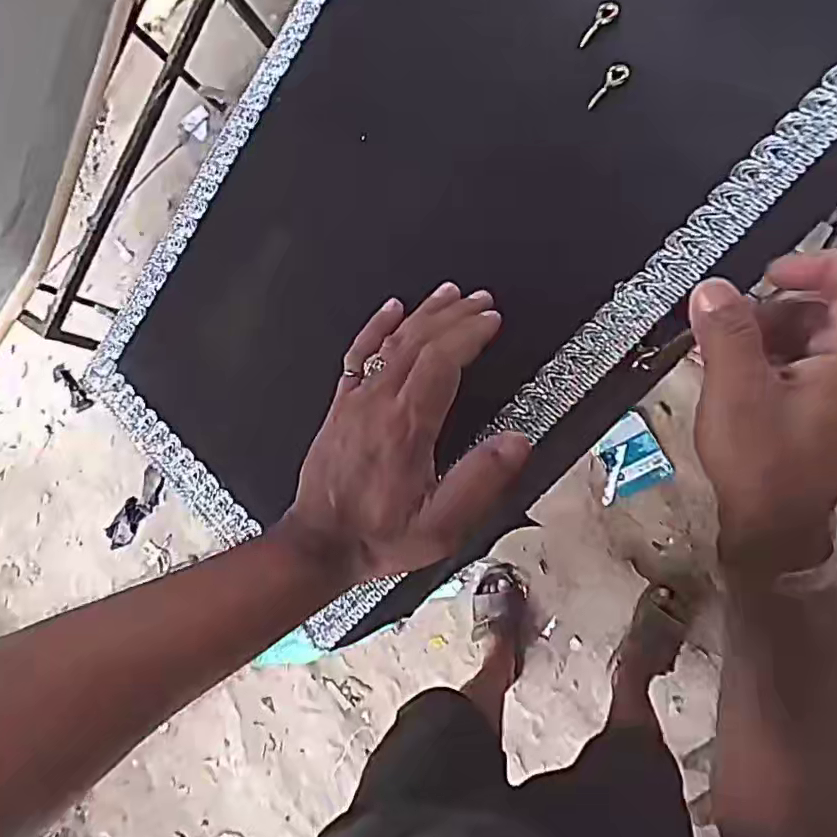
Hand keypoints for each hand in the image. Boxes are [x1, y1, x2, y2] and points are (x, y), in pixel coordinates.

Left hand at [276, 283, 531, 584]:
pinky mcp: (340, 408)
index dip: (469, 334)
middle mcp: (376, 406)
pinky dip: (375, 329)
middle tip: (480, 301)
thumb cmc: (375, 535)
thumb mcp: (439, 527)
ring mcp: (354, 403)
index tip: (491, 320)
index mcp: (404, 428)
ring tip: (448, 295)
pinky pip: (357, 356)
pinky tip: (389, 311)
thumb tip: (515, 444)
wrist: (321, 541)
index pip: (440, 360)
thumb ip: (479, 483)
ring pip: (390, 342)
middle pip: (417, 341)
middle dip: (453, 315)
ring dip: (422, 315)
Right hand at [688, 250, 836, 575]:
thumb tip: (714, 288)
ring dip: (778, 329)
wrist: (772, 524)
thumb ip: (727, 335)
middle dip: (787, 303)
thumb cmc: (760, 461)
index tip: (770, 274)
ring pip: (829, 333)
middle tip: (737, 320)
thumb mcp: (734, 393)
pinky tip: (739, 372)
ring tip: (727, 351)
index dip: (822, 265)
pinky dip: (781, 354)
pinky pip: (819, 360)